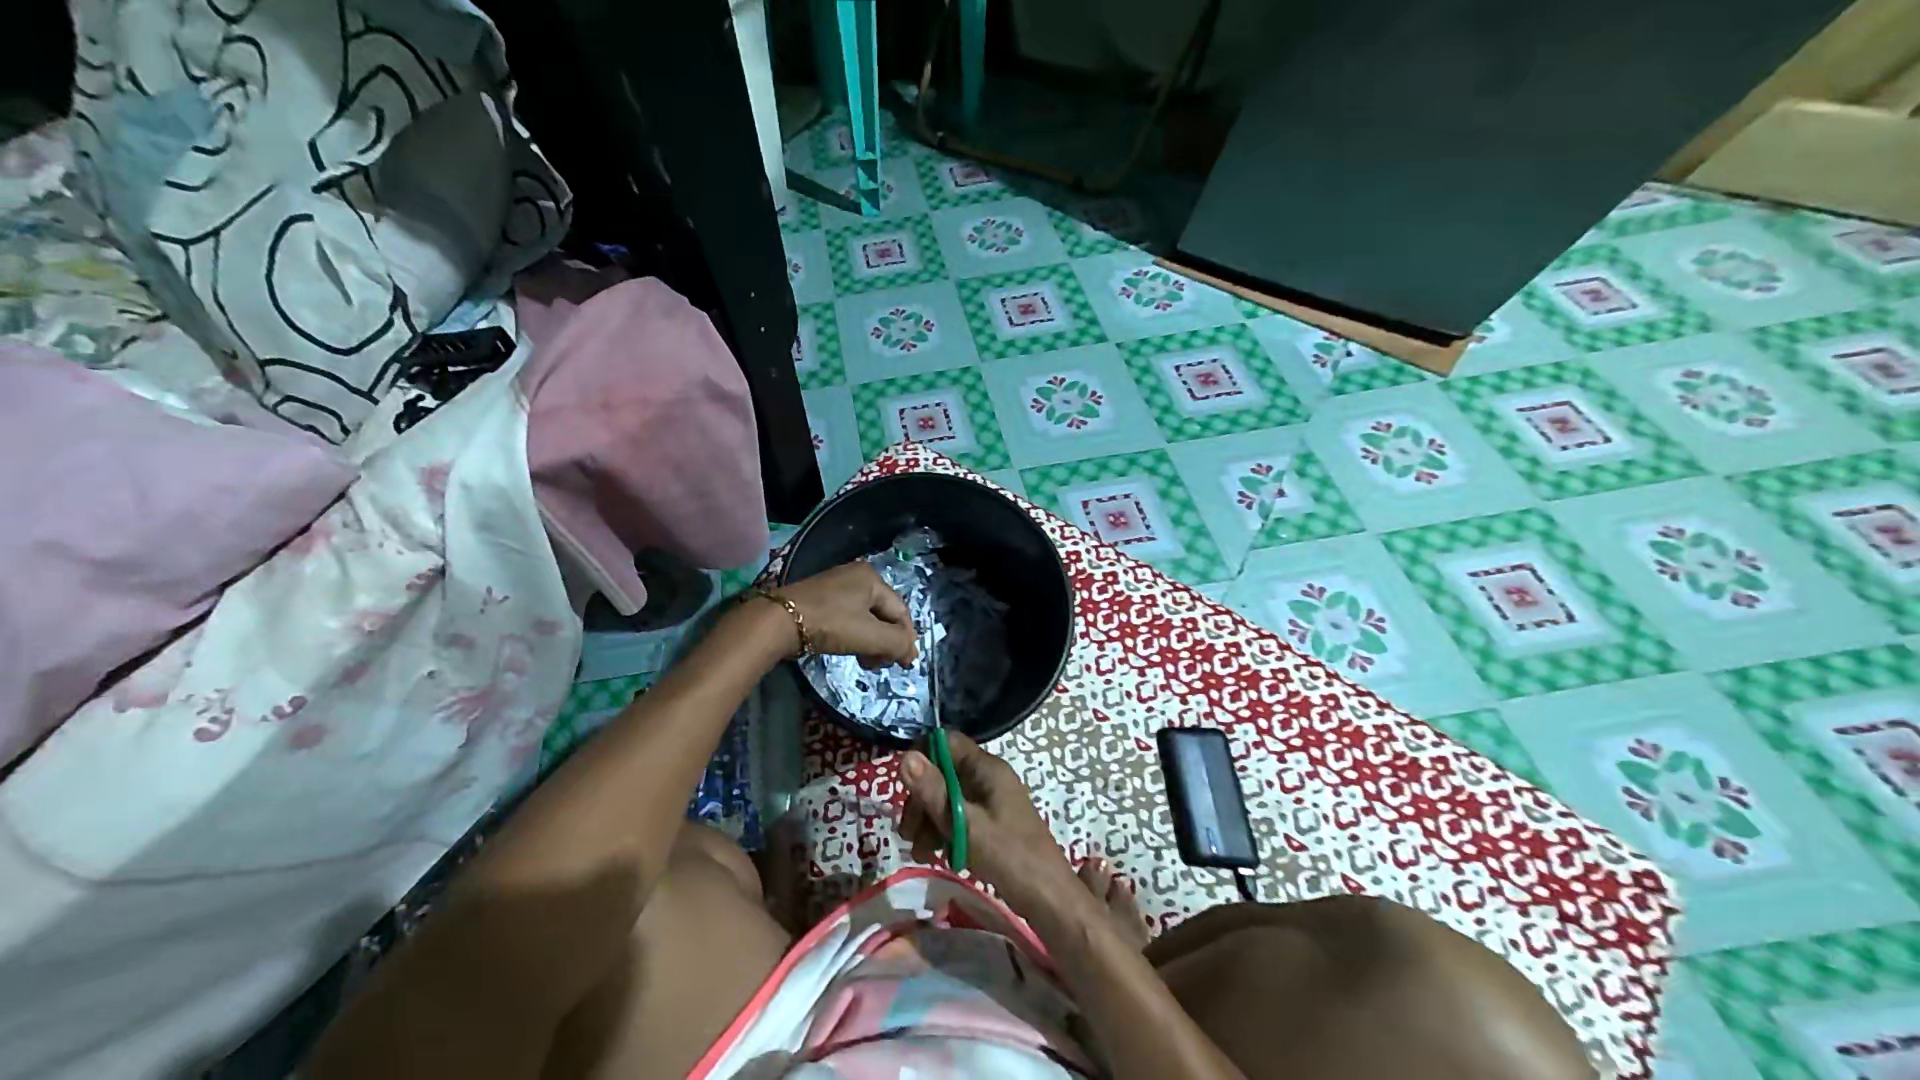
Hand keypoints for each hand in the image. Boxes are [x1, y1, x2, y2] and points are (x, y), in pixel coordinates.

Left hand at [771, 562, 917, 667]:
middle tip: (881, 665)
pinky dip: (854, 637)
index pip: (900, 612)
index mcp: (872, 578)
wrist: (778, 622)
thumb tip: (911, 653)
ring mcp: (836, 586)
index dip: (906, 639)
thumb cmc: (831, 624)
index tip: (906, 665)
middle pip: (883, 615)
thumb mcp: (871, 636)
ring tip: (865, 663)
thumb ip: (898, 643)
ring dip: (871, 643)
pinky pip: (847, 619)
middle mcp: (856, 576)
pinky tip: (850, 651)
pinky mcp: (819, 600)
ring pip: (865, 619)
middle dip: (886, 642)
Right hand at [896, 731, 1080, 918]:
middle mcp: (988, 778)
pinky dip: (944, 833)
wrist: (1047, 897)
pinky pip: (958, 818)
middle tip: (908, 833)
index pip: (947, 742)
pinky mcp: (990, 824)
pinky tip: (936, 856)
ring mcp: (990, 801)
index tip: (905, 789)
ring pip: (947, 798)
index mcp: (986, 768)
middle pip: (943, 773)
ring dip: (929, 822)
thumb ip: (934, 791)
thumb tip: (906, 756)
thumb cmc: (1008, 855)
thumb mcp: (964, 823)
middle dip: (922, 800)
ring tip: (920, 852)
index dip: (922, 758)